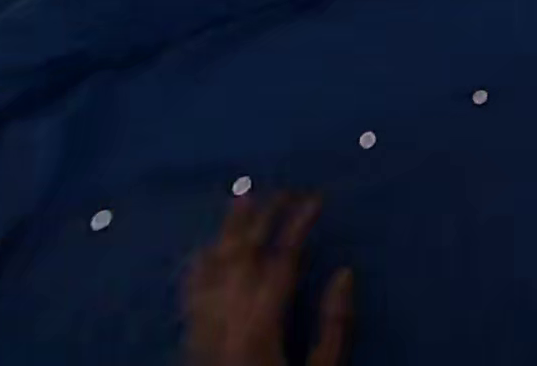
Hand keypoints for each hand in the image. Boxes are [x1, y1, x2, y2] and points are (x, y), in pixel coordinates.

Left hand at [186, 193, 353, 365]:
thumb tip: (345, 273)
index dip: (298, 225)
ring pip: (212, 273)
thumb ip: (333, 329)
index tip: (317, 198)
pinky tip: (203, 251)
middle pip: (241, 259)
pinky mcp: (191, 352)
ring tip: (241, 198)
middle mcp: (225, 329)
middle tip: (282, 188)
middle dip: (262, 218)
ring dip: (228, 233)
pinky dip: (198, 269)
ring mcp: (202, 340)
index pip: (281, 262)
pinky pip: (191, 299)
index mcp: (260, 332)